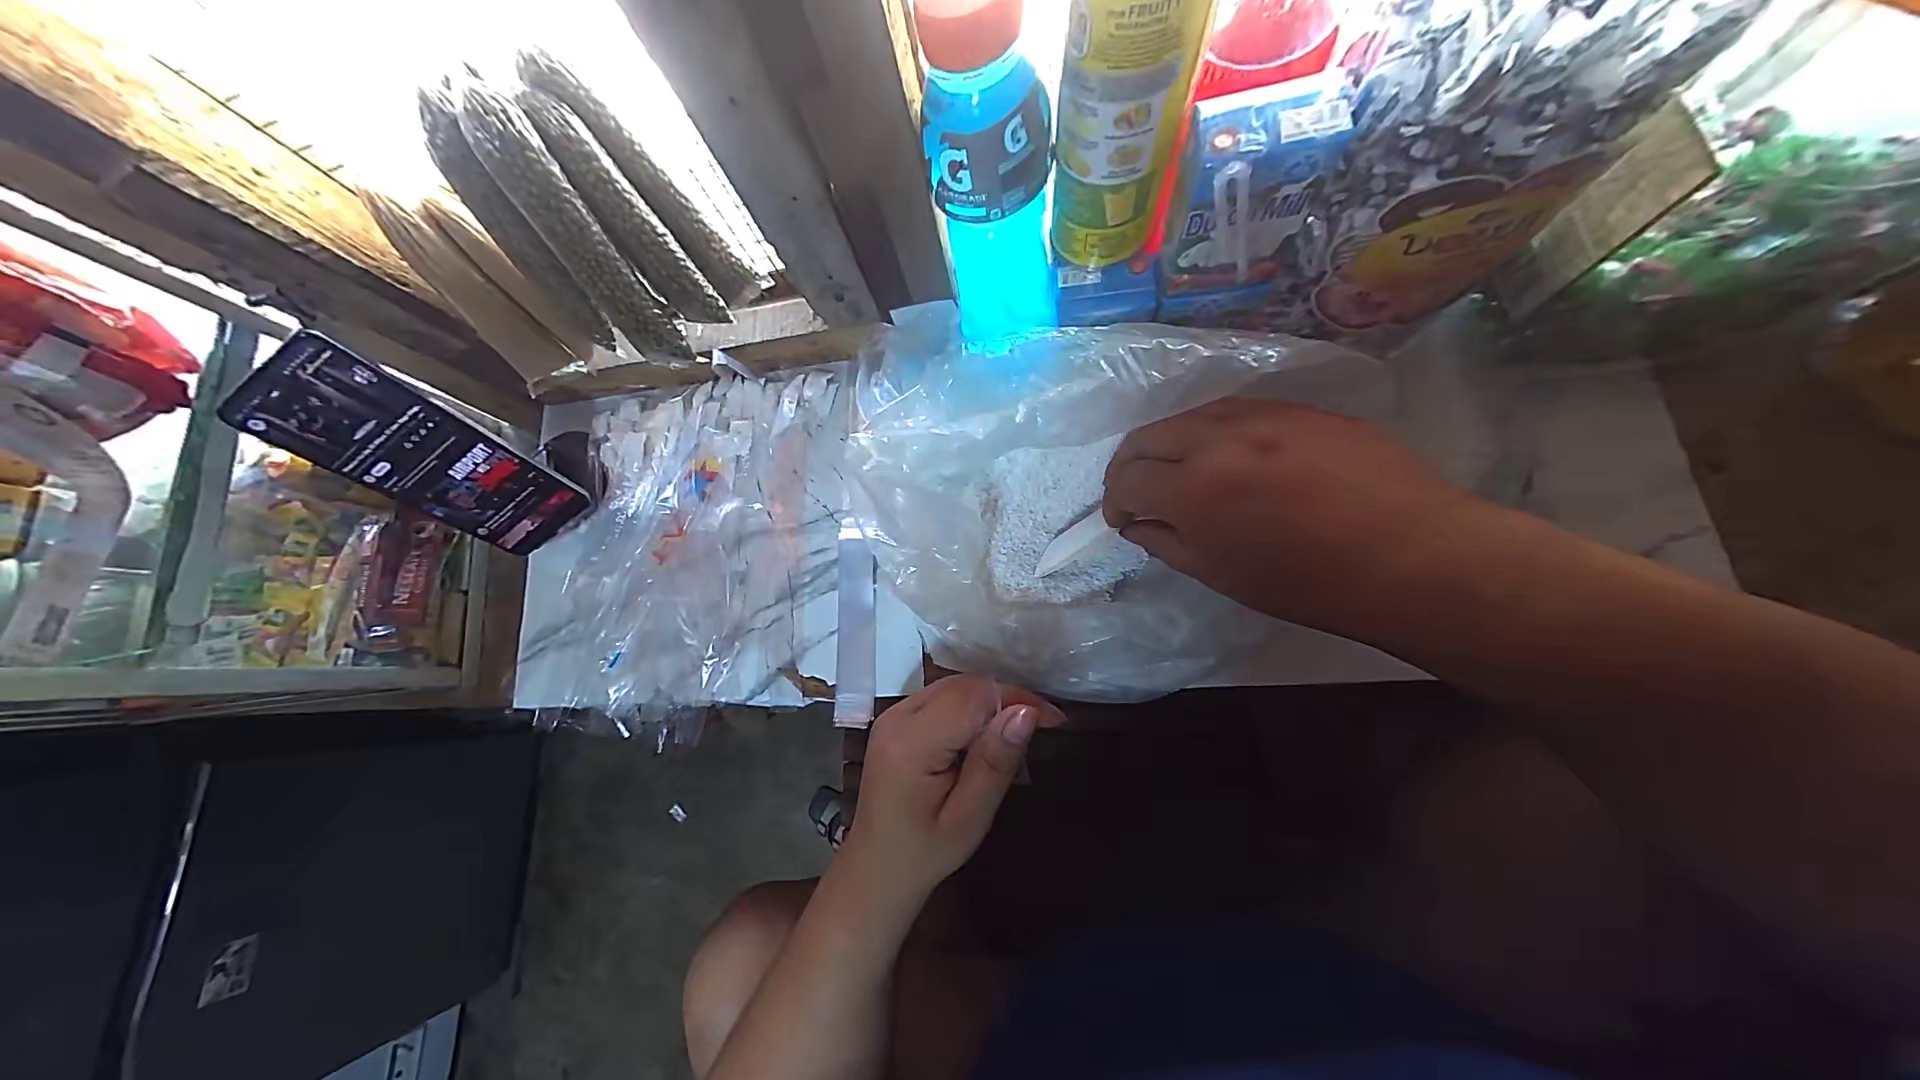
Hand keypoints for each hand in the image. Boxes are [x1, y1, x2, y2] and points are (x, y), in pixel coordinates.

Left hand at [838, 676, 1066, 905]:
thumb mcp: (969, 817)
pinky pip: (941, 696)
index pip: (972, 697)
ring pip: (953, 686)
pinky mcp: (895, 719)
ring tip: (1019, 730)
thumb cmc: (924, 852)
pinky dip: (970, 706)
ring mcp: (892, 715)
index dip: (1015, 699)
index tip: (1051, 721)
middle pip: (962, 686)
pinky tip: (986, 733)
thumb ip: (995, 761)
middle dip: (1005, 698)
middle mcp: (896, 718)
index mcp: (910, 743)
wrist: (876, 868)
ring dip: (989, 701)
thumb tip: (1025, 713)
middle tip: (1041, 725)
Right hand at [1102, 398, 1498, 638]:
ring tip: (1175, 472)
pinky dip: (1209, 432)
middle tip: (1135, 494)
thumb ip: (1168, 543)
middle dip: (1129, 467)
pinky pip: (1233, 411)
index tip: (1122, 519)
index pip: (1128, 481)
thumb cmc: (1309, 583)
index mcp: (1195, 488)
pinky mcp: (1297, 409)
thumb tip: (1137, 524)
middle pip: (1147, 437)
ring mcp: (1261, 415)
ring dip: (1167, 444)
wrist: (1412, 555)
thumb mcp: (1223, 575)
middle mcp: (1218, 439)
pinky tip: (1223, 455)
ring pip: (1188, 416)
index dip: (1115, 502)